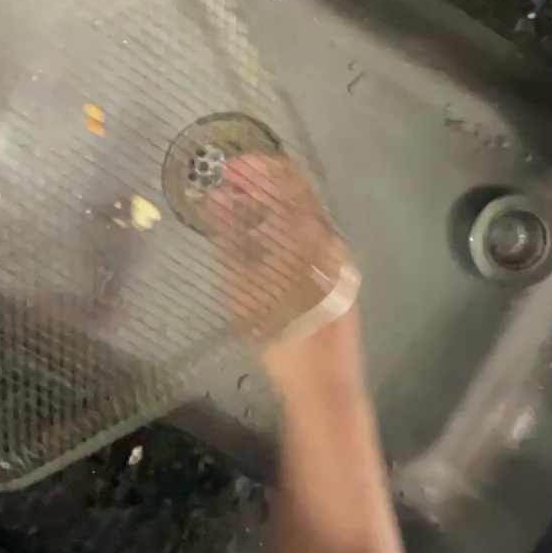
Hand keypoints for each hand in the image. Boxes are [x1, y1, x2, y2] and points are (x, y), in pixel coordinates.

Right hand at [197, 154, 355, 361]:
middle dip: (257, 187)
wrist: (324, 386)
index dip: (255, 166)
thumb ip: (228, 235)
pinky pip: (305, 240)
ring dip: (266, 210)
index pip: (286, 179)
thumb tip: (215, 197)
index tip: (225, 169)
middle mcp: (329, 240)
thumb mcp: (242, 283)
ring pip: (299, 219)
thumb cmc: (281, 333)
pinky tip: (256, 245)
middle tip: (223, 189)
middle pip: (294, 197)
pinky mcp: (334, 279)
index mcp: (310, 234)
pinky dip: (279, 231)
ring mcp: (336, 260)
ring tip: (232, 215)